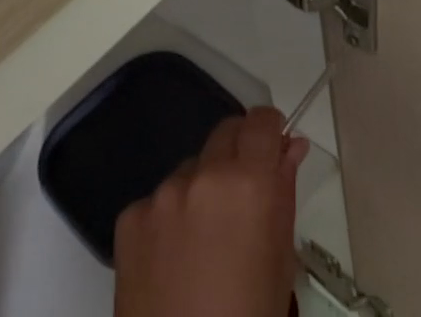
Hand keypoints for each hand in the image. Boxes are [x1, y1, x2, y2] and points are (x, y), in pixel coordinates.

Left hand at [113, 106, 309, 316]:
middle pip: (225, 133)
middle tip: (245, 197)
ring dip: (203, 188)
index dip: (271, 130)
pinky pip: (158, 201)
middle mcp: (202, 176)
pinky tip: (175, 259)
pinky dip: (170, 217)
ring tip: (207, 241)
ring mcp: (160, 196)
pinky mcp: (129, 218)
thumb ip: (284, 192)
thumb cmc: (250, 314)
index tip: (274, 148)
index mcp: (248, 183)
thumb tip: (291, 148)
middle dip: (239, 153)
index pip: (262, 122)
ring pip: (191, 169)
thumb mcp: (281, 258)